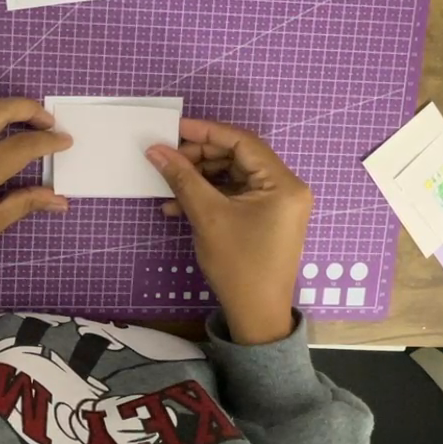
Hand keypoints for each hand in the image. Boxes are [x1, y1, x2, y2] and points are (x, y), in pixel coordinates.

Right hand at [146, 119, 310, 344]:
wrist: (256, 314)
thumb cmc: (238, 264)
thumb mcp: (207, 216)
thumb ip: (182, 177)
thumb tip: (156, 150)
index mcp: (282, 183)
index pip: (242, 141)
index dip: (206, 132)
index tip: (174, 129)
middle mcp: (286, 187)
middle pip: (237, 156)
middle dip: (199, 156)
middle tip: (167, 160)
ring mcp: (277, 203)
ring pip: (232, 174)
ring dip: (199, 177)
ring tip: (168, 184)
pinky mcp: (265, 217)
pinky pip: (234, 194)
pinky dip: (208, 195)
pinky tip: (178, 205)